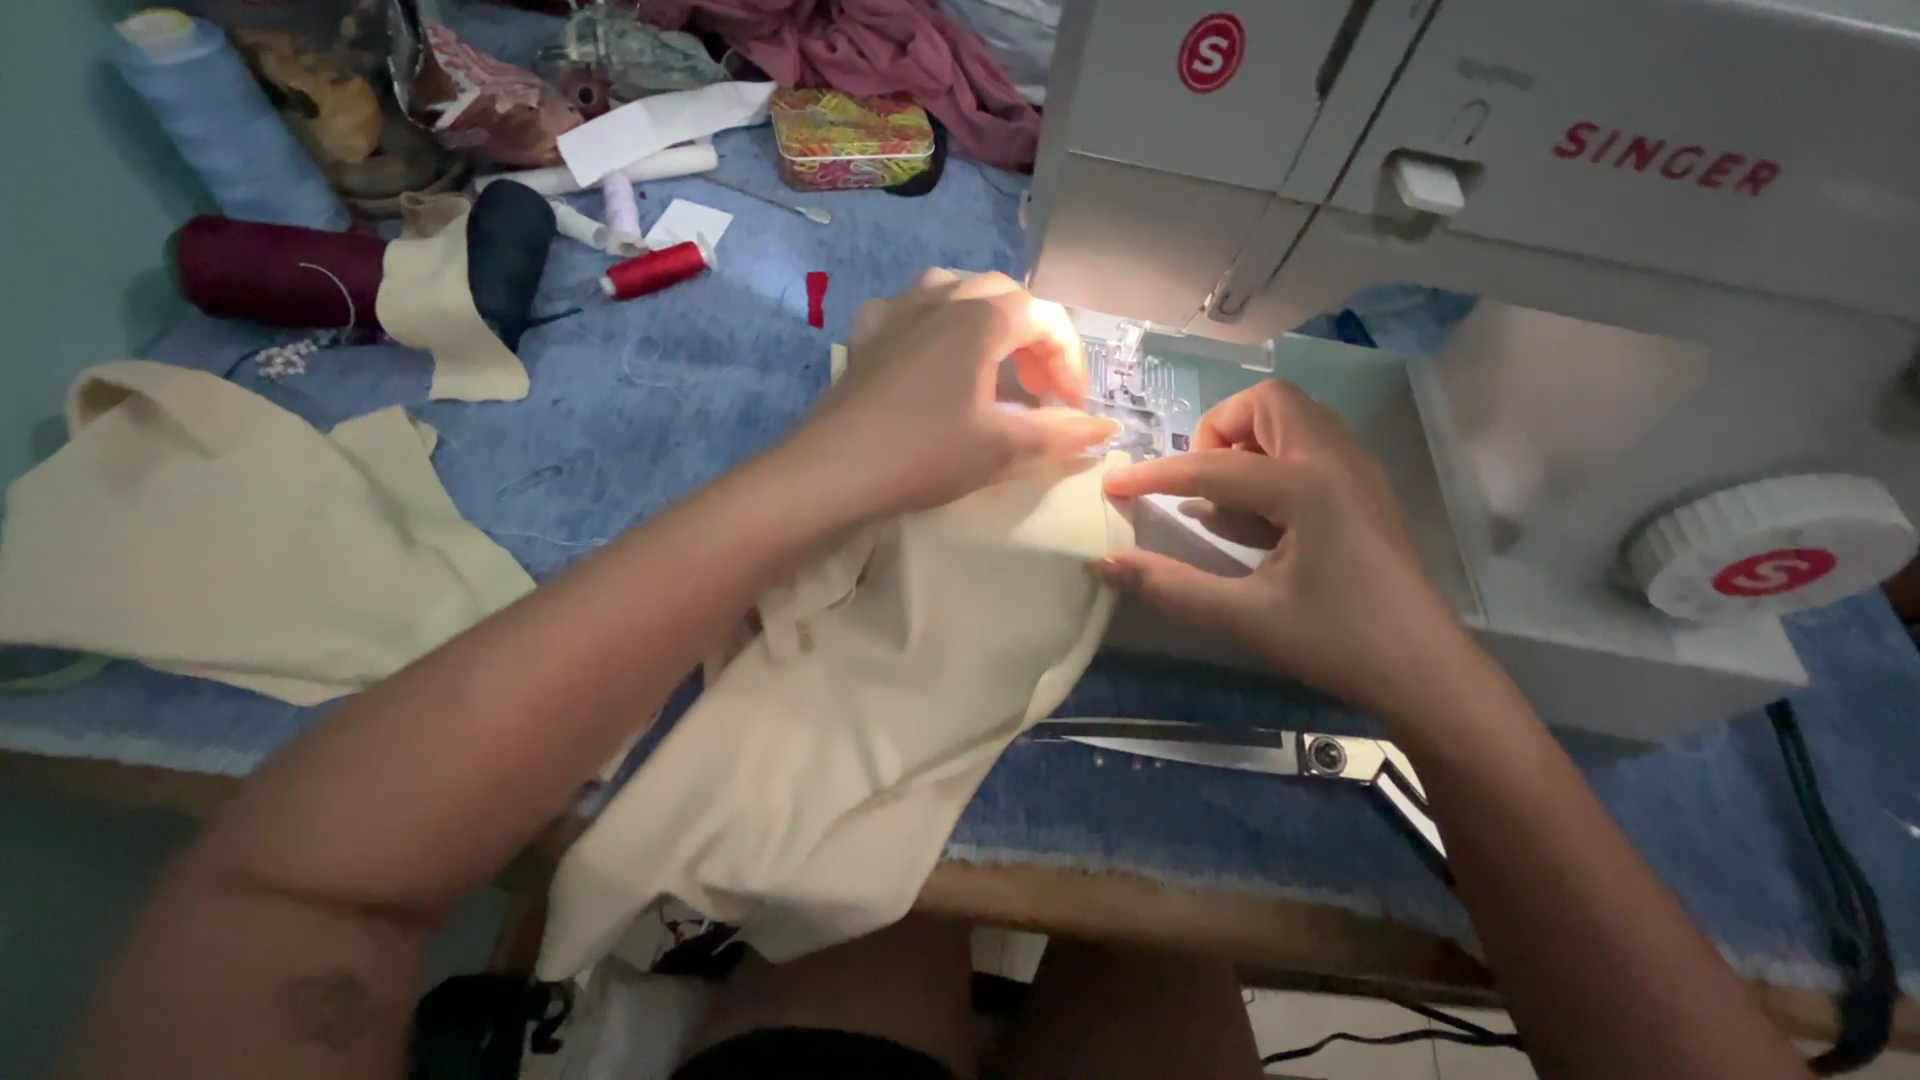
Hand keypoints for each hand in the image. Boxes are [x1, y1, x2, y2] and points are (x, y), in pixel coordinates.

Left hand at [787, 269, 1118, 516]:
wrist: (832, 471)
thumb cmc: (925, 454)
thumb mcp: (1003, 449)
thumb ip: (1060, 434)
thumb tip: (1104, 427)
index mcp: (980, 317)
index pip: (1045, 318)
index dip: (1071, 361)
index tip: (1074, 409)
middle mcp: (940, 297)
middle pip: (1004, 297)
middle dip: (1034, 339)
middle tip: (1042, 390)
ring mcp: (896, 312)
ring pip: (955, 292)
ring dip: (987, 323)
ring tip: (995, 365)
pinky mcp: (866, 337)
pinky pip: (909, 312)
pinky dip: (933, 326)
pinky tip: (930, 354)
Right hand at [1093, 380, 1470, 716]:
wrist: (1425, 671)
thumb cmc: (1336, 642)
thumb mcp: (1245, 617)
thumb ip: (1169, 586)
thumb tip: (1104, 564)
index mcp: (1306, 485)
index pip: (1211, 466)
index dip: (1153, 476)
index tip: (1111, 485)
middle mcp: (1335, 459)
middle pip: (1266, 401)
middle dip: (1218, 431)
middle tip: (1199, 486)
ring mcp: (1357, 469)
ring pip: (1293, 417)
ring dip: (1249, 441)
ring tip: (1227, 501)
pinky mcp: (1364, 488)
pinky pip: (1311, 444)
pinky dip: (1275, 459)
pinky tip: (1262, 518)